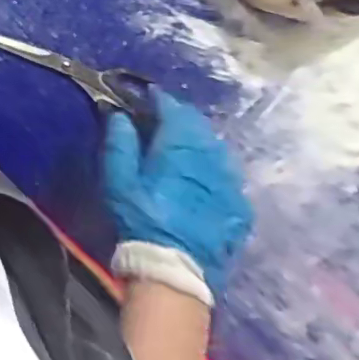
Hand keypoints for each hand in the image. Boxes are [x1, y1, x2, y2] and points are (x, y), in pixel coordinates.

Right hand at [103, 89, 252, 301]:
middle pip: (200, 126)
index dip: (159, 98)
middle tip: (158, 113)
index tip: (145, 92)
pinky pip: (227, 172)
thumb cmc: (139, 216)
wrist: (176, 267)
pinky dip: (211, 161)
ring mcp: (231, 185)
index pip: (174, 111)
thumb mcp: (118, 177)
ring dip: (197, 137)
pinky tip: (198, 169)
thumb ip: (120, 141)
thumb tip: (120, 113)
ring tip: (178, 138)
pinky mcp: (240, 206)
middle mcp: (212, 162)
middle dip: (180, 115)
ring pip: (217, 147)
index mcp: (180, 150)